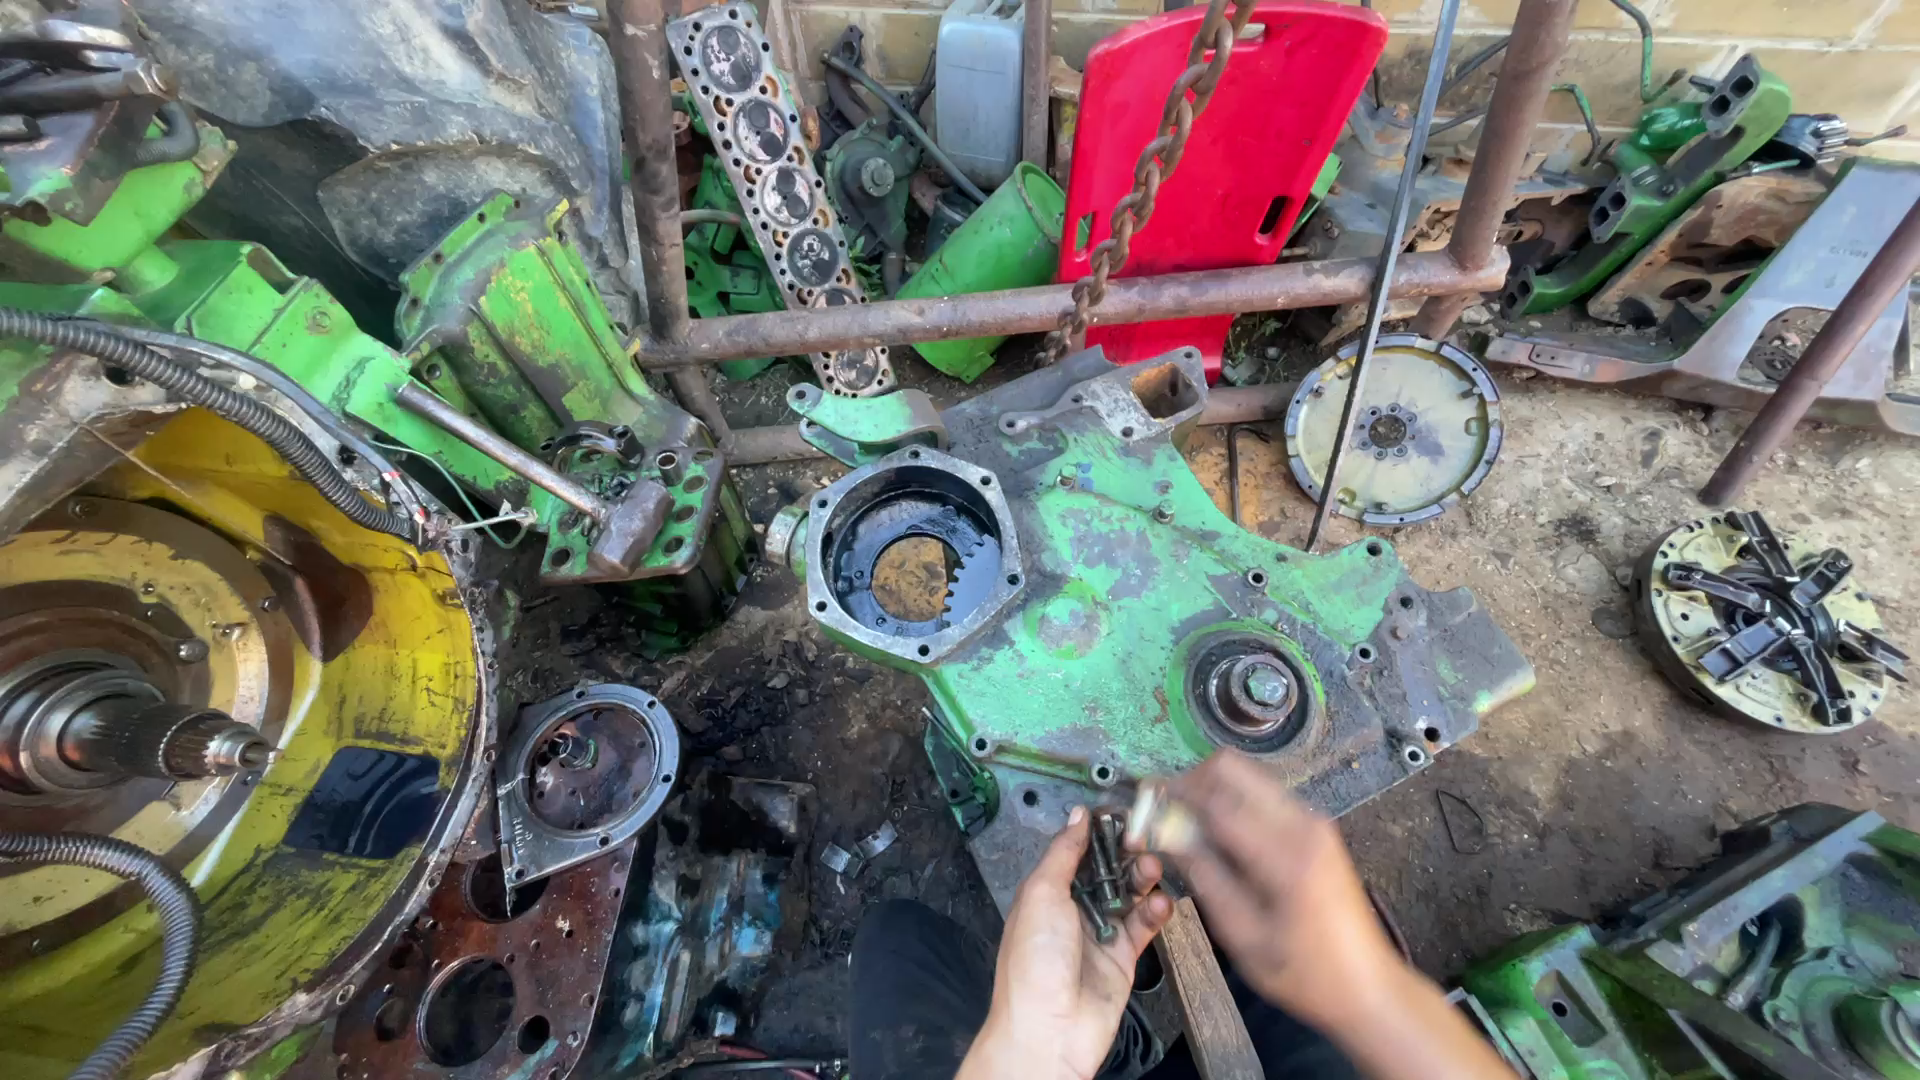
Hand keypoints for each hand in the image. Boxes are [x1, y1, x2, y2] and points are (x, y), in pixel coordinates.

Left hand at [957, 806, 1174, 1079]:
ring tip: (1153, 867)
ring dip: (1142, 877)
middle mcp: (1074, 906)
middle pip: (1106, 870)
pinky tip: (1163, 901)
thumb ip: (1064, 852)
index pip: (1076, 850)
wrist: (1049, 1028)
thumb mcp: (1042, 892)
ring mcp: (1100, 931)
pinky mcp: (1124, 956)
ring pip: (1128, 894)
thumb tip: (1078, 814)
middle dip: (1125, 853)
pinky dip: (1155, 911)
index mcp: (1048, 888)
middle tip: (1144, 839)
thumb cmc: (1035, 955)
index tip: (1122, 812)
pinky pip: (1143, 926)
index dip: (1098, 832)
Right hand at [1156, 750, 1402, 1030]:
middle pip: (1230, 766)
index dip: (1173, 794)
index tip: (1144, 802)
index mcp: (1285, 854)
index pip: (1216, 798)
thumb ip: (1203, 877)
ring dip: (1209, 787)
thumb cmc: (1304, 972)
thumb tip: (1164, 832)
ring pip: (1244, 772)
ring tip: (1187, 822)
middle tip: (1166, 810)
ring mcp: (1311, 817)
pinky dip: (1230, 798)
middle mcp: (1301, 822)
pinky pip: (1259, 790)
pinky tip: (1218, 832)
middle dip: (1189, 781)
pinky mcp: (1312, 822)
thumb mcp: (1243, 936)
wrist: (1370, 987)